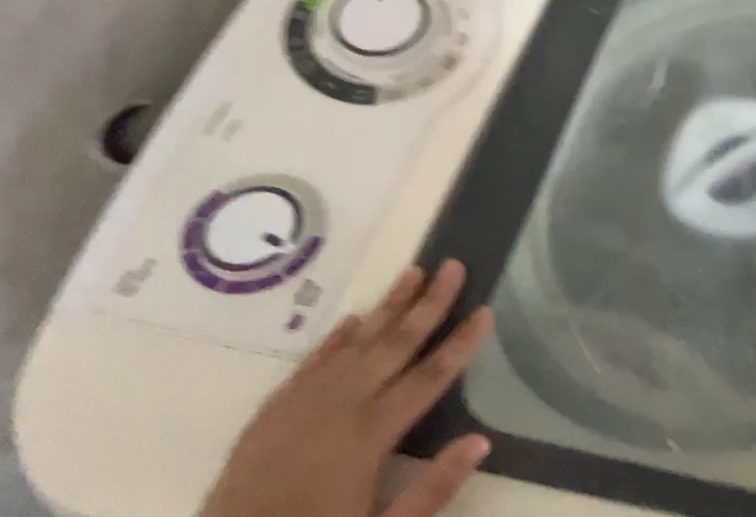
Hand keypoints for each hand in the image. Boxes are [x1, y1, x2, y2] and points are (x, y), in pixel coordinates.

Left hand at [197, 261, 495, 516]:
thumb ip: (432, 489)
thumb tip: (480, 441)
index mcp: (368, 437)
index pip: (428, 378)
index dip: (460, 344)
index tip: (485, 310)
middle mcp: (337, 409)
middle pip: (393, 346)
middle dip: (428, 304)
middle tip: (453, 266)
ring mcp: (299, 407)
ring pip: (353, 344)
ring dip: (387, 307)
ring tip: (413, 271)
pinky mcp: (269, 415)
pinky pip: (309, 365)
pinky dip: (334, 339)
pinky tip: (353, 320)